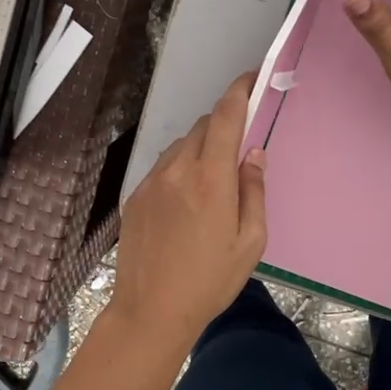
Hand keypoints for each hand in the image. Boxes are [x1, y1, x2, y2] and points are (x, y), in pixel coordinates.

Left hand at [111, 73, 267, 348]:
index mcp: (211, 179)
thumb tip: (254, 154)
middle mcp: (178, 170)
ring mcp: (152, 182)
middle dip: (224, 125)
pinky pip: (163, 167)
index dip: (239, 91)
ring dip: (200, 148)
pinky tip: (188, 202)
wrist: (150, 311)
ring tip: (214, 183)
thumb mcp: (250, 242)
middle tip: (239, 150)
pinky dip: (181, 168)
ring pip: (181, 146)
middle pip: (202, 127)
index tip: (252, 78)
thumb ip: (254, 191)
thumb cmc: (210, 281)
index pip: (225, 117)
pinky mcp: (136, 197)